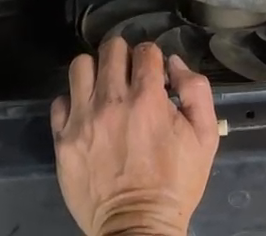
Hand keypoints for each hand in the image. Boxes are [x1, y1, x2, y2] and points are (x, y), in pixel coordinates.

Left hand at [52, 38, 218, 235]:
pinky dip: (73, 102)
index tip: (154, 75)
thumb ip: (196, 89)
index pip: (145, 50)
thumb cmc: (176, 183)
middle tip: (129, 76)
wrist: (138, 228)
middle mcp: (112, 101)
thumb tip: (174, 64)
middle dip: (124, 56)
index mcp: (147, 98)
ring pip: (81, 66)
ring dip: (95, 71)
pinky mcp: (63, 140)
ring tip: (104, 88)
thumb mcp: (205, 136)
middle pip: (111, 48)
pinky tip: (86, 114)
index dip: (152, 58)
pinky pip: (60, 101)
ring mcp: (83, 120)